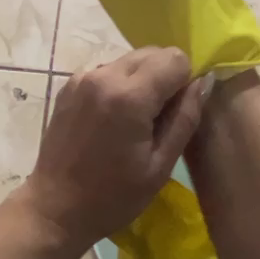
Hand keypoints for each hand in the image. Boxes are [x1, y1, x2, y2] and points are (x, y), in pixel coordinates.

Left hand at [21, 47, 205, 250]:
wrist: (56, 206)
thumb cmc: (113, 195)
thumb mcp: (160, 165)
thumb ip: (185, 118)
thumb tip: (203, 82)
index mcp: (129, 96)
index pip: (174, 58)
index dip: (184, 80)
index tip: (178, 110)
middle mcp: (104, 74)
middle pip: (151, 53)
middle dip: (164, 77)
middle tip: (158, 119)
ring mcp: (83, 76)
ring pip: (129, 59)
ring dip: (141, 79)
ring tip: (133, 121)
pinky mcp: (70, 83)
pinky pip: (107, 69)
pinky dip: (118, 84)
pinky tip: (111, 118)